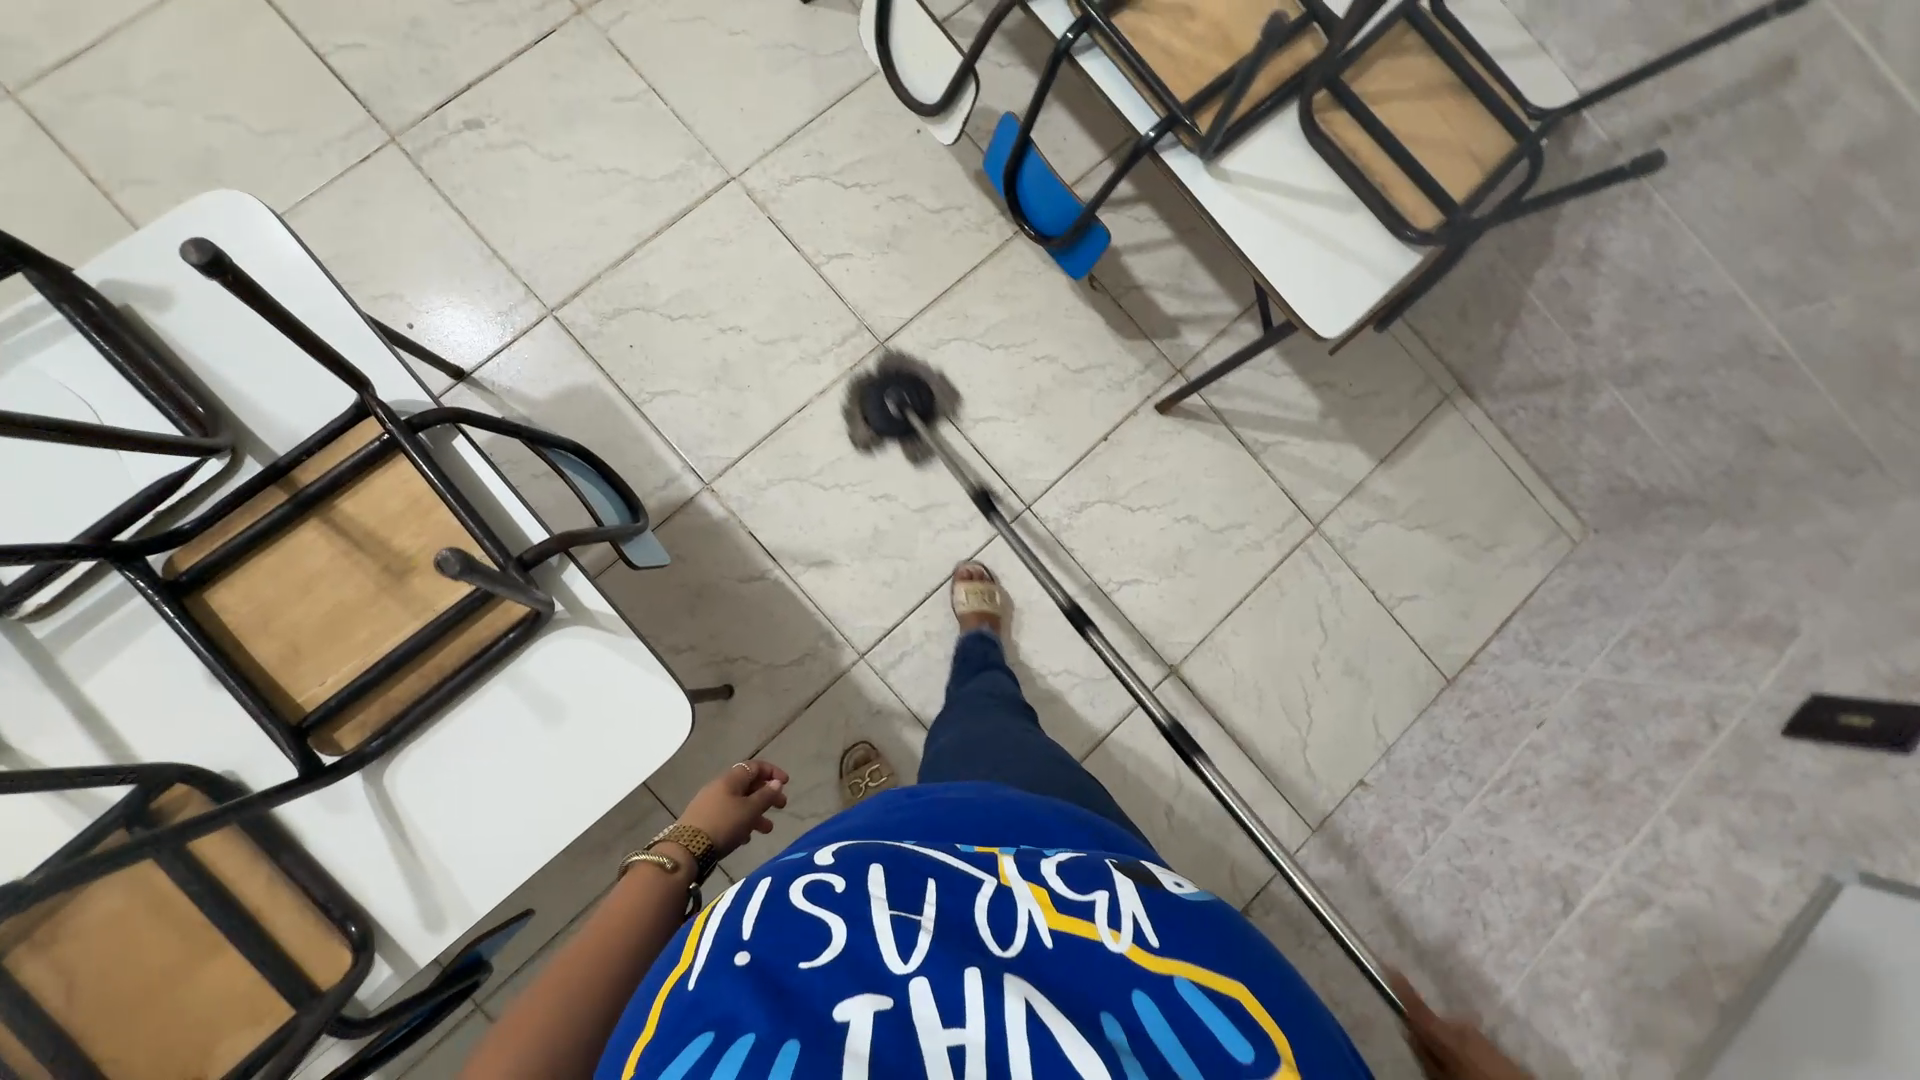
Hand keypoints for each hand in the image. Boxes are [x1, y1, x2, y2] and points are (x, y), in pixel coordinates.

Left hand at [677, 761, 789, 856]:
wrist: (686, 849)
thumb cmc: (724, 824)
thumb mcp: (750, 810)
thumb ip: (766, 796)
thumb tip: (776, 782)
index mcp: (730, 779)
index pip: (754, 766)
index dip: (772, 772)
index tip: (786, 783)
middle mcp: (719, 787)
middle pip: (748, 785)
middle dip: (766, 796)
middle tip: (781, 807)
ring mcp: (709, 804)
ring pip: (739, 803)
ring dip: (756, 813)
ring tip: (767, 829)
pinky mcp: (703, 820)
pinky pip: (728, 816)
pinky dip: (741, 822)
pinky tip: (745, 838)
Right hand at [1394, 974, 1531, 1079]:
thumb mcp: (1441, 1078)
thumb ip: (1424, 1054)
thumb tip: (1410, 1032)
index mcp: (1447, 1035)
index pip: (1418, 1008)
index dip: (1403, 988)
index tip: (1391, 966)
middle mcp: (1465, 1028)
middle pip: (1438, 1025)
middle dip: (1432, 1036)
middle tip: (1432, 1057)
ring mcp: (1484, 1037)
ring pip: (1456, 1034)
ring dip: (1451, 1045)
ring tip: (1456, 1068)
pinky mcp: (1499, 1048)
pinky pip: (1472, 1043)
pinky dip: (1467, 1052)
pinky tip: (1474, 1070)